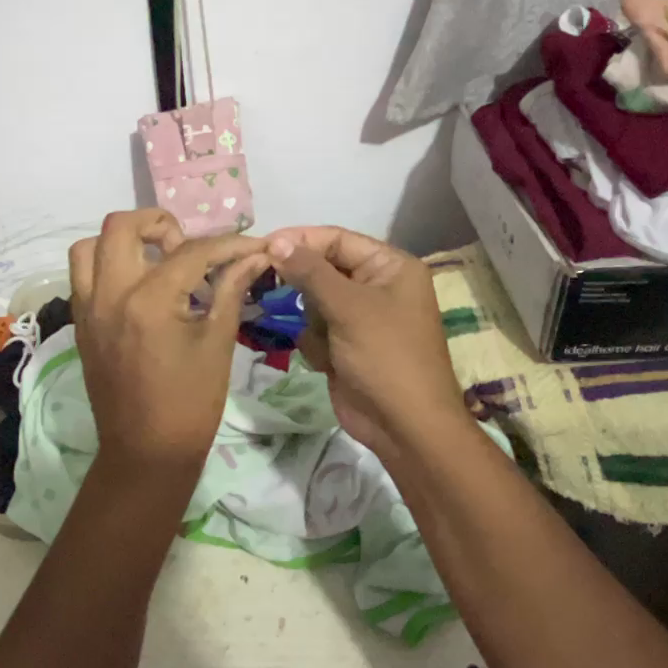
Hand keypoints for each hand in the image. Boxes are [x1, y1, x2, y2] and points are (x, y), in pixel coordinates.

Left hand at [69, 210, 270, 468]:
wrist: (146, 452)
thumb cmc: (191, 404)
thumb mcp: (218, 343)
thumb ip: (231, 290)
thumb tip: (255, 256)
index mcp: (149, 300)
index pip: (191, 251)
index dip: (229, 245)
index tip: (253, 245)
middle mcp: (110, 293)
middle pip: (122, 226)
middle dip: (159, 224)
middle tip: (186, 247)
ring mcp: (88, 308)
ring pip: (90, 246)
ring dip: (122, 241)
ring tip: (154, 260)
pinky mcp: (81, 323)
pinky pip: (82, 276)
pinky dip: (106, 266)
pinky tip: (138, 285)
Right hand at [266, 227, 464, 453]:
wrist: (405, 427)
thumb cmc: (386, 357)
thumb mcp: (348, 308)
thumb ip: (310, 272)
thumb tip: (275, 242)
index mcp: (390, 267)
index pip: (337, 240)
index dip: (300, 240)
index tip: (262, 247)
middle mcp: (377, 287)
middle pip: (323, 269)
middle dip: (303, 285)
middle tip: (270, 287)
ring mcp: (361, 319)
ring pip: (314, 302)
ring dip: (312, 322)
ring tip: (324, 342)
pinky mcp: (346, 346)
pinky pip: (316, 330)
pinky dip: (316, 345)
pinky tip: (328, 364)